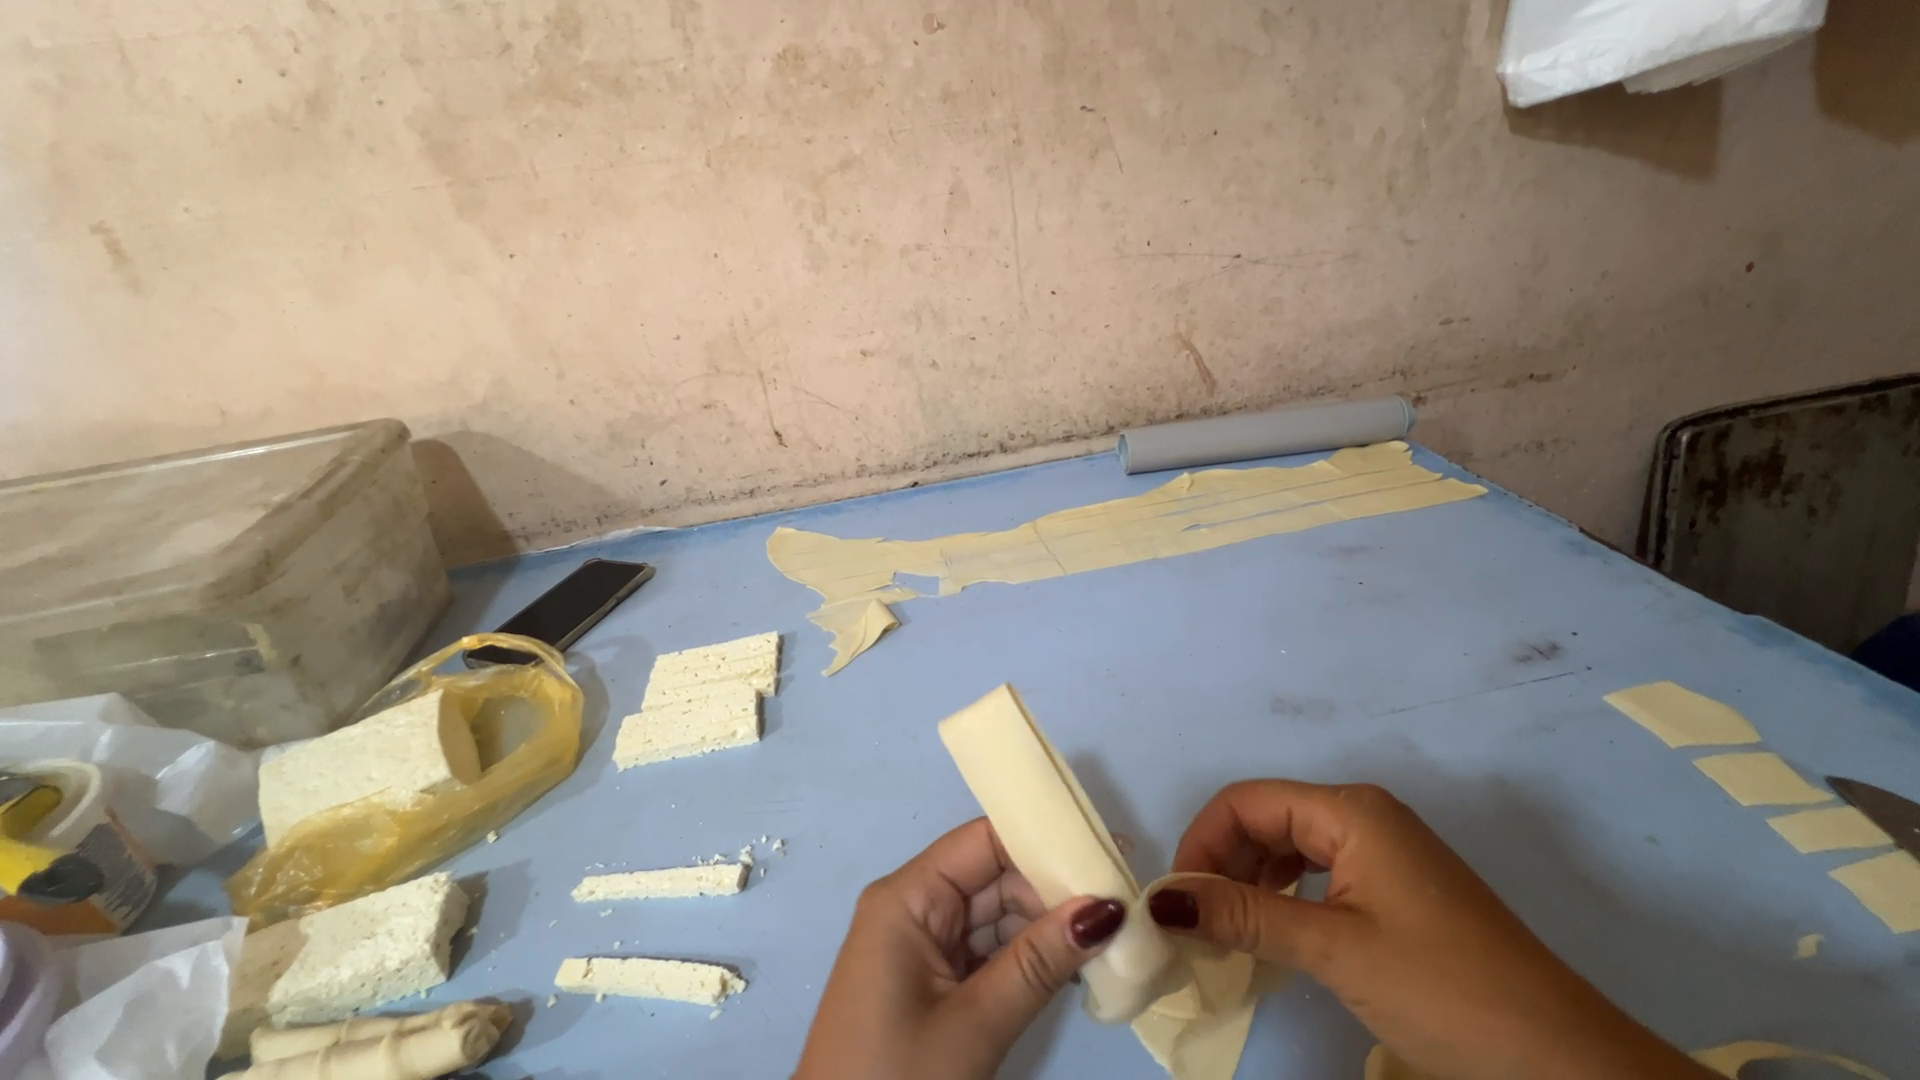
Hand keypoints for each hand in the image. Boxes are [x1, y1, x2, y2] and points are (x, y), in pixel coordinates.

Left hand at [795, 818, 1125, 1079]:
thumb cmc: (896, 1078)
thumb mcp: (975, 1023)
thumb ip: (1040, 962)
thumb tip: (1107, 907)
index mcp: (907, 897)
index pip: (984, 842)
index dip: (1044, 839)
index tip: (1108, 850)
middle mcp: (912, 906)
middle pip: (995, 875)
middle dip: (1055, 887)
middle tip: (1125, 901)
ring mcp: (922, 944)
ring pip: (996, 914)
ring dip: (1048, 926)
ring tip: (1115, 934)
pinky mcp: (931, 979)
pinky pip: (987, 948)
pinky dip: (1028, 956)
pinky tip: (1075, 965)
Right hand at [1145, 781, 1714, 1079]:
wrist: (1566, 1062)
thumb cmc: (1443, 989)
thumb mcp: (1333, 949)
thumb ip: (1243, 917)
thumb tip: (1159, 901)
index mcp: (1351, 811)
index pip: (1246, 802)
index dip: (1202, 843)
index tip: (1178, 903)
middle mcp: (1364, 817)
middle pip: (1265, 819)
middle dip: (1222, 863)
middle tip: (1197, 925)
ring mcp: (1384, 853)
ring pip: (1289, 846)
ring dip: (1250, 882)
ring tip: (1228, 932)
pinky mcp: (1396, 889)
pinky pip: (1318, 874)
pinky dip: (1284, 897)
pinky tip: (1274, 933)